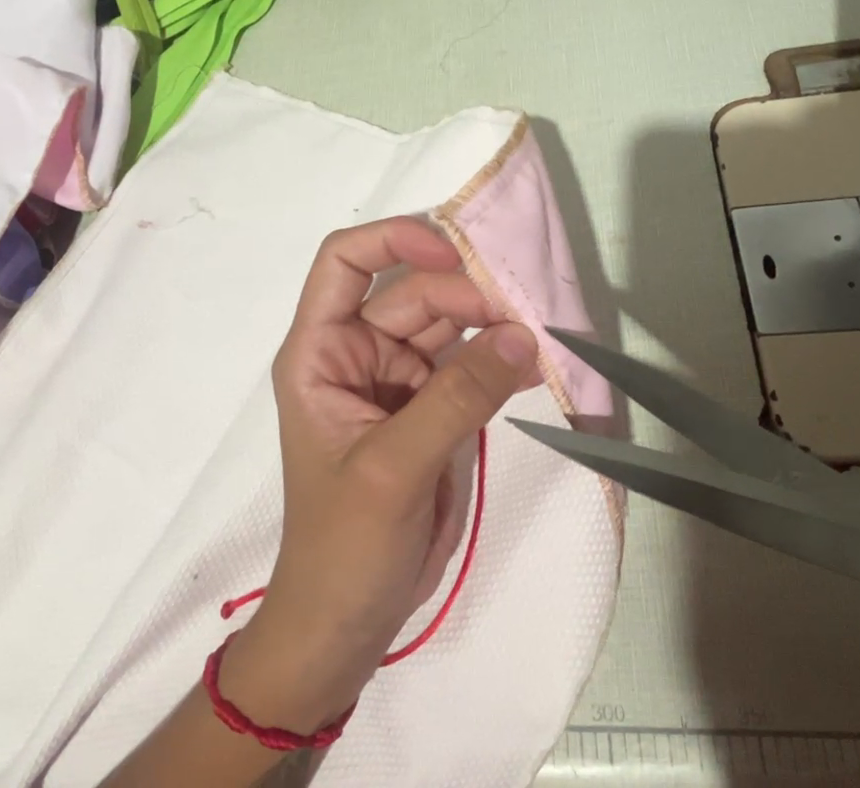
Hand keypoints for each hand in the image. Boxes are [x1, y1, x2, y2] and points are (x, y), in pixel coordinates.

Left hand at [219, 217, 538, 733]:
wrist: (349, 618)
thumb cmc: (345, 544)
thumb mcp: (393, 468)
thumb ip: (456, 399)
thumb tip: (521, 335)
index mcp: (320, 353)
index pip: (344, 263)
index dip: (393, 241)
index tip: (454, 257)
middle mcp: (357, 355)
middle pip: (413, 293)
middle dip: (466, 295)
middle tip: (524, 316)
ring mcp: (398, 382)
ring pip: (449, 326)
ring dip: (491, 325)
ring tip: (539, 334)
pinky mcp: (432, 411)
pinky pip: (470, 367)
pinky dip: (501, 361)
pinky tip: (535, 363)